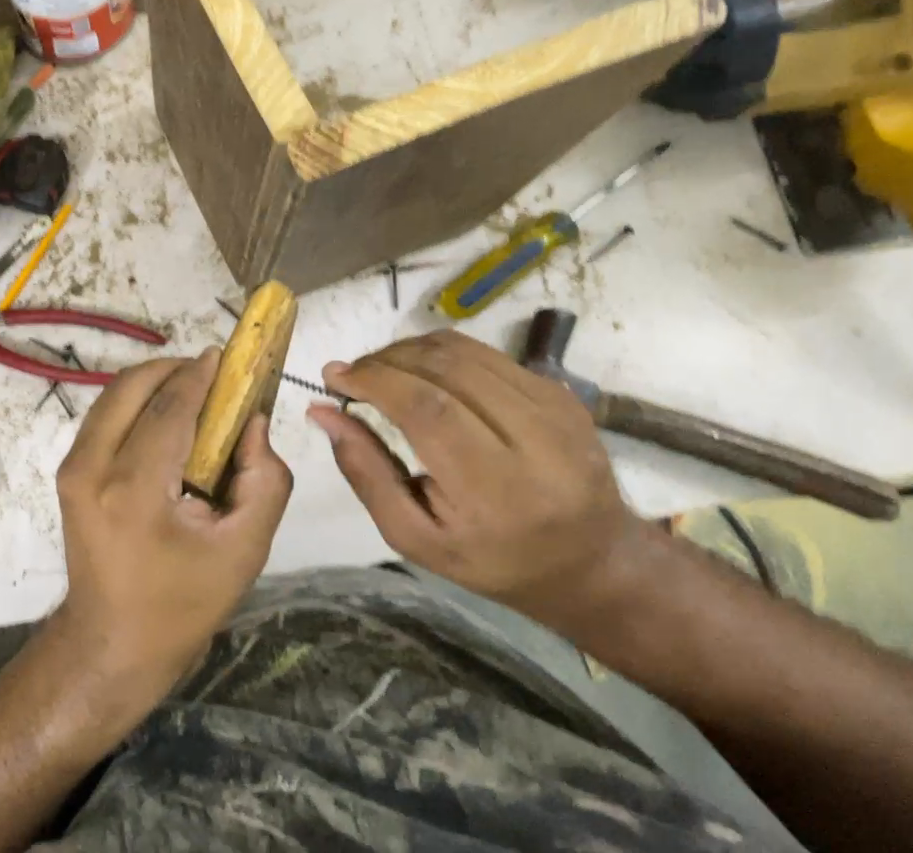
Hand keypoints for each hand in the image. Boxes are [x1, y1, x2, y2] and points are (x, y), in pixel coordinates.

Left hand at [51, 350, 293, 699]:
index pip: (169, 408)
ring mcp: (71, 469)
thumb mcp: (244, 550)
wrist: (113, 639)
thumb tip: (253, 420)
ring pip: (111, 397)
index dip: (201, 376)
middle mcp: (91, 469)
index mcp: (133, 490)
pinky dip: (134, 403)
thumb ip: (264, 480)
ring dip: (152, 383)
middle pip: (131, 388)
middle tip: (214, 374)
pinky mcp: (67, 474)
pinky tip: (167, 416)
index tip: (227, 357)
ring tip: (195, 391)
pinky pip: (103, 418)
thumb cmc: (183, 602)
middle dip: (174, 369)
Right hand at [308, 331, 660, 622]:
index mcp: (496, 491)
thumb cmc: (489, 558)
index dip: (375, 381)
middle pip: (446, 370)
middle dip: (385, 360)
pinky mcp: (565, 395)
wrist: (590, 561)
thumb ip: (366, 473)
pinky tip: (422, 375)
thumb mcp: (413, 535)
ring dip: (409, 350)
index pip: (428, 409)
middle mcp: (536, 442)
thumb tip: (323, 413)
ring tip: (380, 370)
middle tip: (351, 373)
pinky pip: (489, 356)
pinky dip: (443, 355)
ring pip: (467, 353)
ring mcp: (557, 412)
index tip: (334, 376)